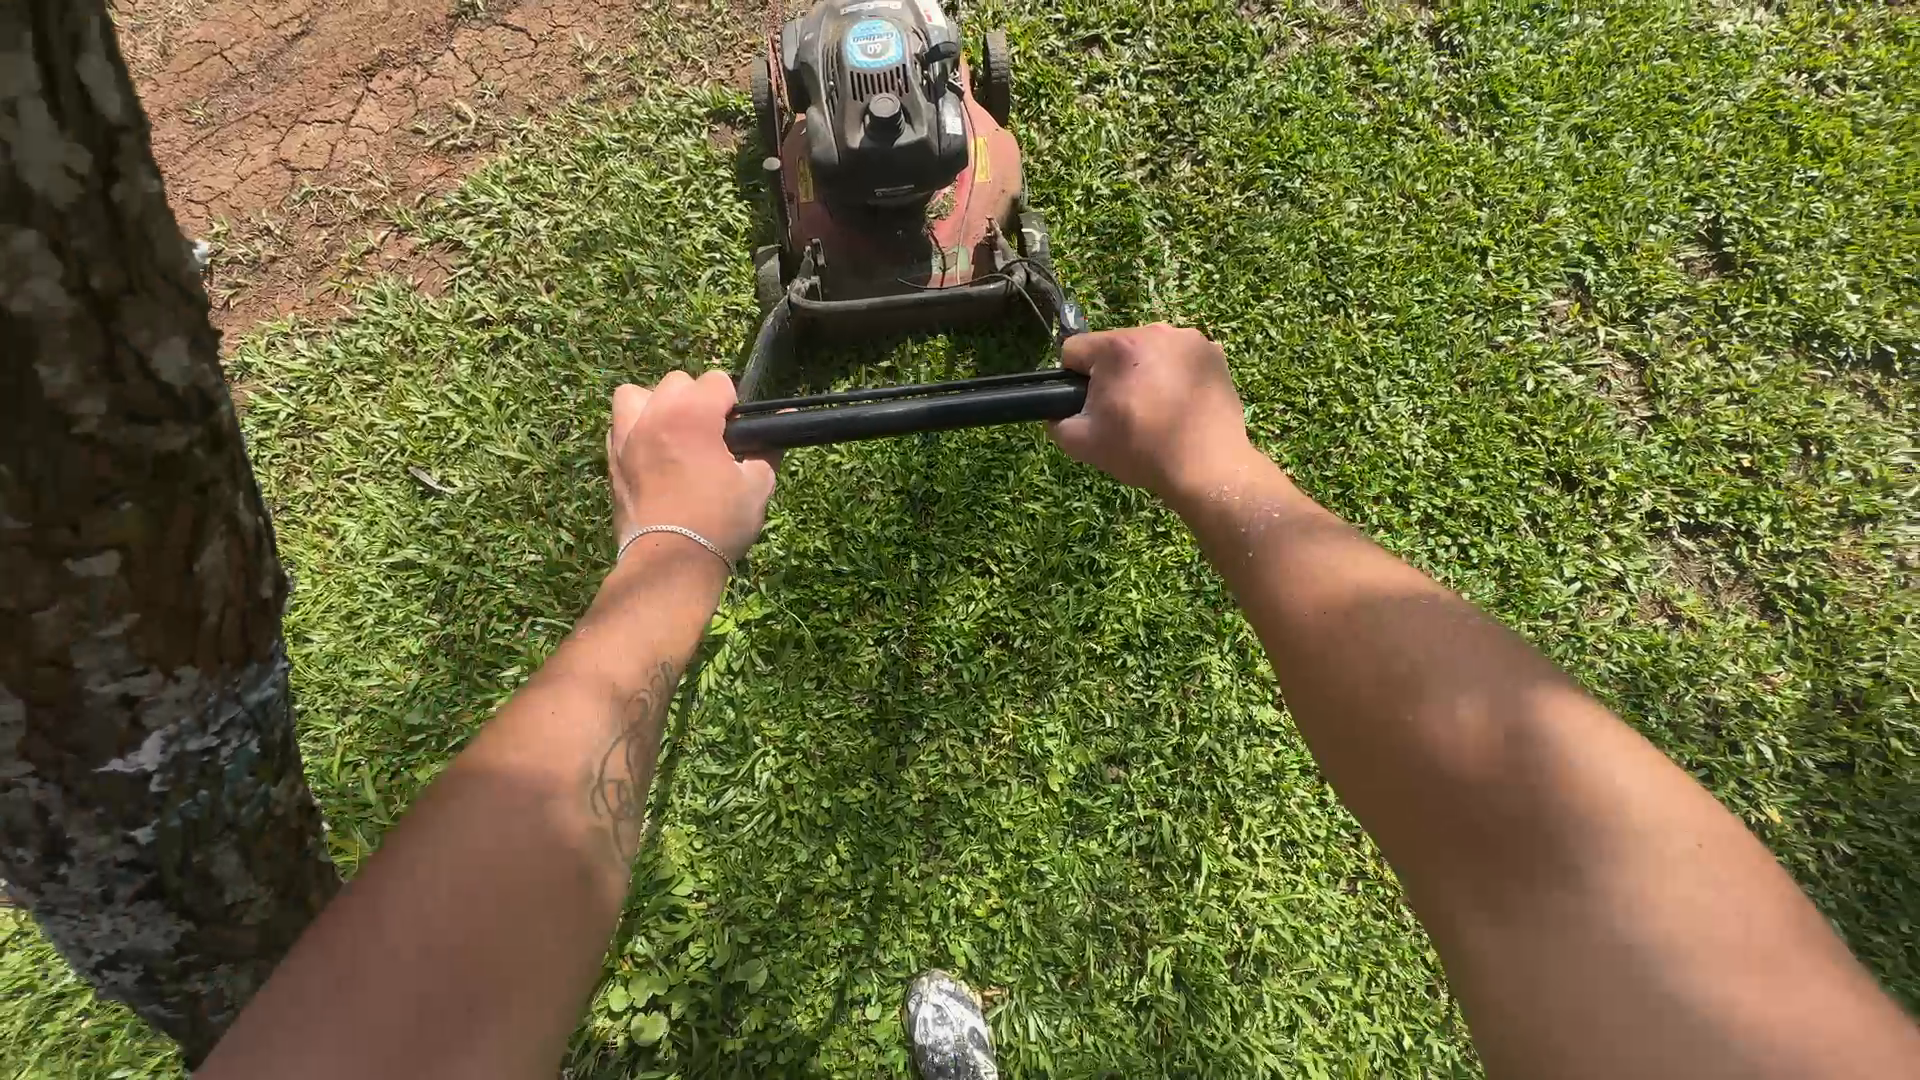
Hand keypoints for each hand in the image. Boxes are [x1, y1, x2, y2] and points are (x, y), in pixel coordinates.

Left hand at [607, 371, 775, 562]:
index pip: (716, 381)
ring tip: (674, 436)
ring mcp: (626, 437)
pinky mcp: (611, 460)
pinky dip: (636, 431)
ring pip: (637, 395)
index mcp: (691, 416)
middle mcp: (653, 416)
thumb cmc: (719, 522)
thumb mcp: (757, 485)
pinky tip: (654, 456)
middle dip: (697, 401)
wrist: (670, 561)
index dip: (733, 405)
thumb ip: (767, 449)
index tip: (738, 432)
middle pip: (677, 382)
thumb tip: (780, 428)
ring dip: (657, 406)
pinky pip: (620, 426)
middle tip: (712, 438)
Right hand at [1048, 324, 1256, 501]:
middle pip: (1113, 348)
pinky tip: (1180, 404)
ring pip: (1147, 351)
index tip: (1090, 404)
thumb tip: (1055, 411)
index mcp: (1117, 347)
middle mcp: (1153, 331)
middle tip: (1125, 413)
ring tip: (1155, 410)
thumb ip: (1056, 420)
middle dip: (1111, 375)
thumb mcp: (1082, 443)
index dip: (1073, 379)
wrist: (1205, 468)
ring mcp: (1188, 339)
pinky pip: (1178, 357)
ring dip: (1143, 372)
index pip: (1074, 350)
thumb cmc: (1141, 452)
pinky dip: (1174, 375)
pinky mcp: (1212, 353)